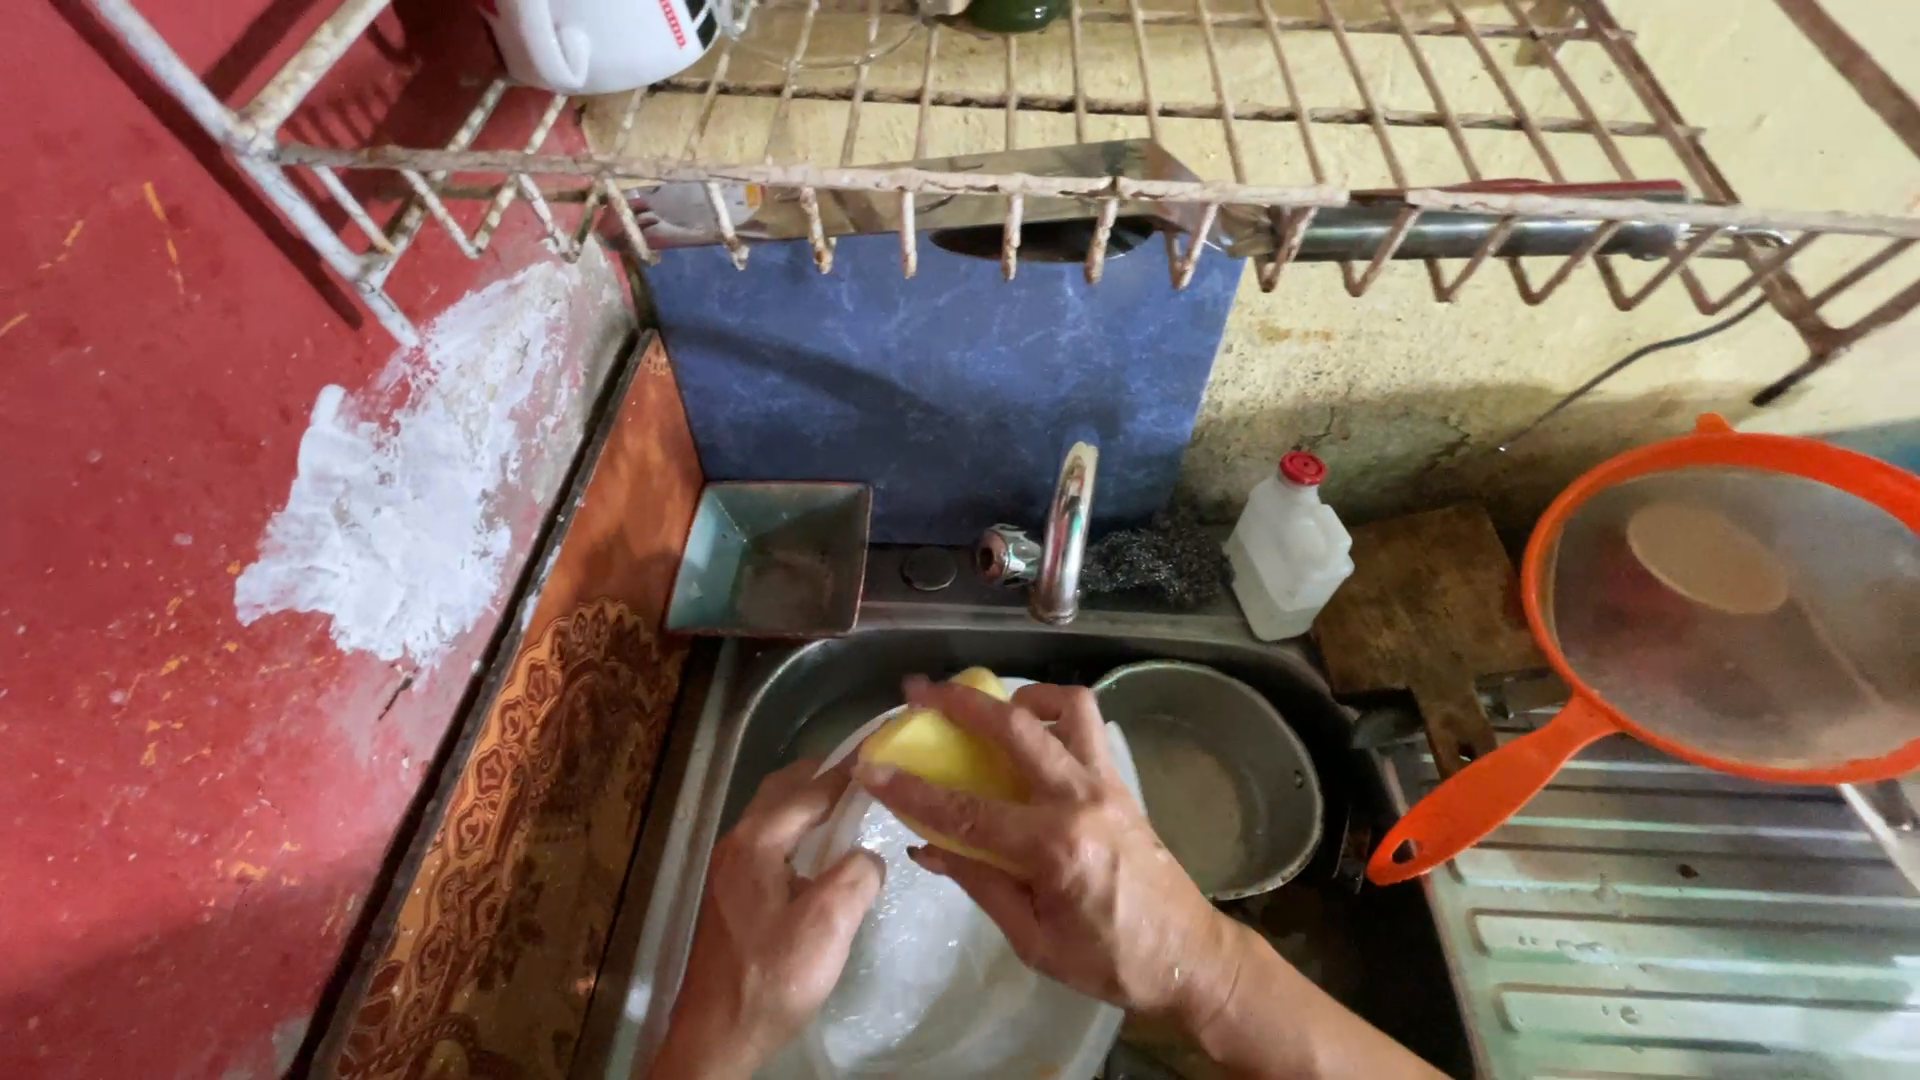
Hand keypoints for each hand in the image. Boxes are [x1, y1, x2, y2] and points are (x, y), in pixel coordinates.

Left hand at [652, 759, 884, 1079]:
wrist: (712, 1040)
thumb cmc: (769, 981)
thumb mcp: (826, 927)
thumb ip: (856, 876)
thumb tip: (866, 856)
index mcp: (757, 842)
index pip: (810, 789)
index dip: (846, 772)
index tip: (880, 755)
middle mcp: (737, 843)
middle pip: (783, 790)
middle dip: (822, 776)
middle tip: (864, 776)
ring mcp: (729, 867)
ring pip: (772, 813)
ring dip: (808, 801)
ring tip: (848, 808)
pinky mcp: (731, 890)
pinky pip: (768, 838)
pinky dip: (796, 827)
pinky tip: (819, 851)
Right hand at [854, 677, 1239, 1031]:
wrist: (1190, 956)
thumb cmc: (1110, 960)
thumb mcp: (1034, 940)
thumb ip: (981, 883)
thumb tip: (927, 847)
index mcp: (1056, 848)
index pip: (967, 811)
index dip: (913, 791)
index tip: (873, 769)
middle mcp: (1081, 799)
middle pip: (1014, 728)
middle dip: (959, 703)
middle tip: (919, 690)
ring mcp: (1106, 782)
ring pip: (1066, 706)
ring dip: (1022, 693)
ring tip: (991, 704)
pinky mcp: (1120, 779)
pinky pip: (1088, 724)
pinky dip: (1055, 709)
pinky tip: (1033, 730)